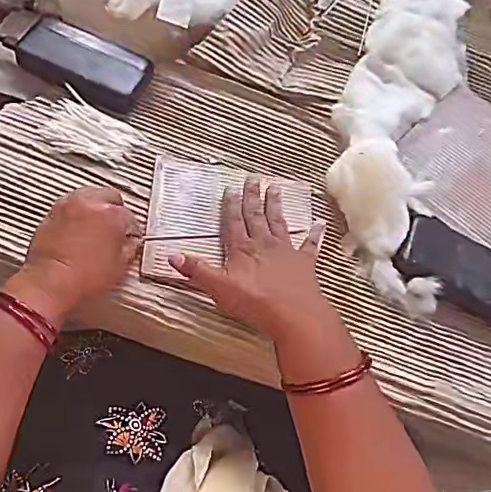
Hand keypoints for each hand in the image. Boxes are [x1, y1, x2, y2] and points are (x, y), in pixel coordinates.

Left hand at [8, 186, 141, 319]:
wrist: (50, 283)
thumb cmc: (82, 277)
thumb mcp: (119, 267)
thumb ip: (129, 247)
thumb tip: (129, 243)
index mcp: (112, 215)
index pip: (130, 217)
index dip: (131, 231)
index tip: (128, 240)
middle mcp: (90, 203)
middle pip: (109, 196)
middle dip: (113, 210)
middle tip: (113, 229)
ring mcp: (68, 206)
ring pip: (87, 197)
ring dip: (93, 209)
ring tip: (94, 229)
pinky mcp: (51, 214)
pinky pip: (69, 208)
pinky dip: (74, 216)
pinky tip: (76, 233)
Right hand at [172, 178, 333, 342]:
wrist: (293, 313)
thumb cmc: (254, 301)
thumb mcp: (218, 287)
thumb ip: (196, 270)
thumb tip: (172, 256)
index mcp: (242, 248)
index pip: (234, 222)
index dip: (231, 205)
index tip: (231, 188)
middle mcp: (264, 244)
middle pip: (256, 216)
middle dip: (253, 196)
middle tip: (253, 178)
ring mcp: (286, 251)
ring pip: (279, 223)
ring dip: (276, 206)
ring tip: (275, 188)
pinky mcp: (304, 263)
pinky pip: (309, 244)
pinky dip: (314, 233)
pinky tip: (318, 223)